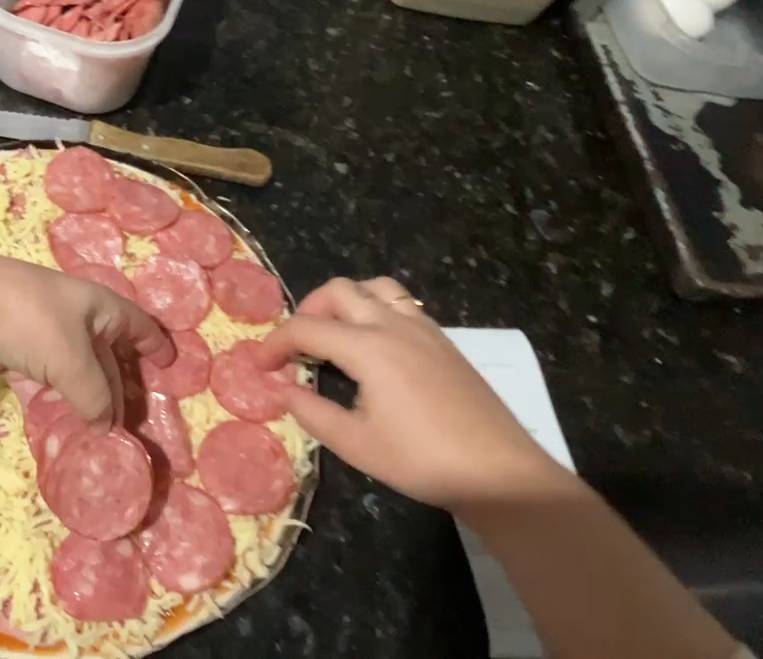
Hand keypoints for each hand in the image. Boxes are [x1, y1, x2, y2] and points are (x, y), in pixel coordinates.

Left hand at [0, 254, 174, 423]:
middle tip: (129, 425)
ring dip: (86, 395)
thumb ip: (94, 397)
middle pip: (108, 354)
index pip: (138, 324)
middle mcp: (76, 314)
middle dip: (119, 386)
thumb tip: (105, 428)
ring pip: (76, 367)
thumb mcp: (71, 361)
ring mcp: (44, 329)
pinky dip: (56, 395)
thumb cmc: (29, 320)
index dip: (155, 344)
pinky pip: (47, 375)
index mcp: (98, 305)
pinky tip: (59, 419)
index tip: (170, 366)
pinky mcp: (16, 346)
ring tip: (97, 430)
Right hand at [256, 277, 572, 508]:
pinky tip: (374, 347)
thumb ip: (312, 412)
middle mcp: (393, 326)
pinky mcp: (444, 342)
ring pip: (375, 288)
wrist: (502, 476)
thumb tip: (280, 390)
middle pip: (339, 291)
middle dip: (308, 311)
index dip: (275, 343)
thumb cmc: (423, 462)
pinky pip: (401, 304)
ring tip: (335, 333)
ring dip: (346, 301)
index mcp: (368, 348)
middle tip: (297, 346)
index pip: (306, 328)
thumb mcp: (357, 445)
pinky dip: (375, 310)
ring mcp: (423, 329)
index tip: (259, 365)